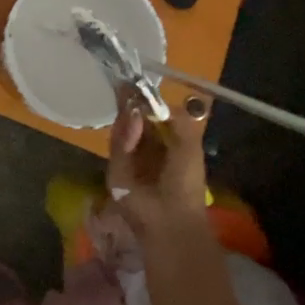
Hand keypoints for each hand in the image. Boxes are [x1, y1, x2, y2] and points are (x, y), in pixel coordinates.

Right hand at [107, 88, 210, 240]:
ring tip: (129, 96)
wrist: (170, 220)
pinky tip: (132, 120)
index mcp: (166, 146)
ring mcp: (128, 160)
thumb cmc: (186, 184)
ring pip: (123, 129)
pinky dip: (124, 131)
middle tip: (127, 84)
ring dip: (127, 113)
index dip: (147, 103)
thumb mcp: (190, 146)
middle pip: (134, 121)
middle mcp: (145, 151)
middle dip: (131, 103)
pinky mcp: (114, 168)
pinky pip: (117, 144)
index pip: (153, 119)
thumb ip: (180, 120)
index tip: (141, 85)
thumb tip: (158, 100)